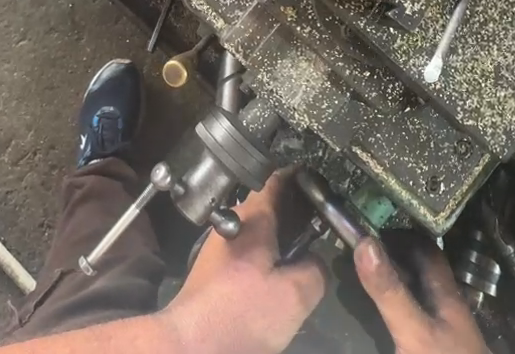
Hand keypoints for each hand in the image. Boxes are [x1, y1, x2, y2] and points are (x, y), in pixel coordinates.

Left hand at [159, 171, 326, 353]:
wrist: (191, 343)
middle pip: (270, 207)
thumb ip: (316, 271)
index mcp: (253, 216)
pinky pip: (246, 252)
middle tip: (318, 234)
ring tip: (299, 262)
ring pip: (258, 233)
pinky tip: (272, 283)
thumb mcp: (295, 296)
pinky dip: (263, 259)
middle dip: (295, 218)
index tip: (323, 187)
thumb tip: (316, 261)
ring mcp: (220, 242)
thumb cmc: (241, 312)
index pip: (279, 178)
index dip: (303, 178)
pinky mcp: (213, 266)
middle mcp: (233, 220)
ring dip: (279, 244)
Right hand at [355, 236, 490, 353]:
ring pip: (417, 297)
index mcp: (446, 294)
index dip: (399, 235)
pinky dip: (395, 314)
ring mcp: (444, 333)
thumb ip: (390, 291)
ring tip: (360, 282)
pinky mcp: (436, 349)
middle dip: (392, 259)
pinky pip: (415, 321)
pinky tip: (378, 320)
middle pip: (420, 272)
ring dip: (392, 286)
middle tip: (357, 257)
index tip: (367, 232)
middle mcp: (447, 308)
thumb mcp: (414, 331)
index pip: (425, 249)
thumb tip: (364, 241)